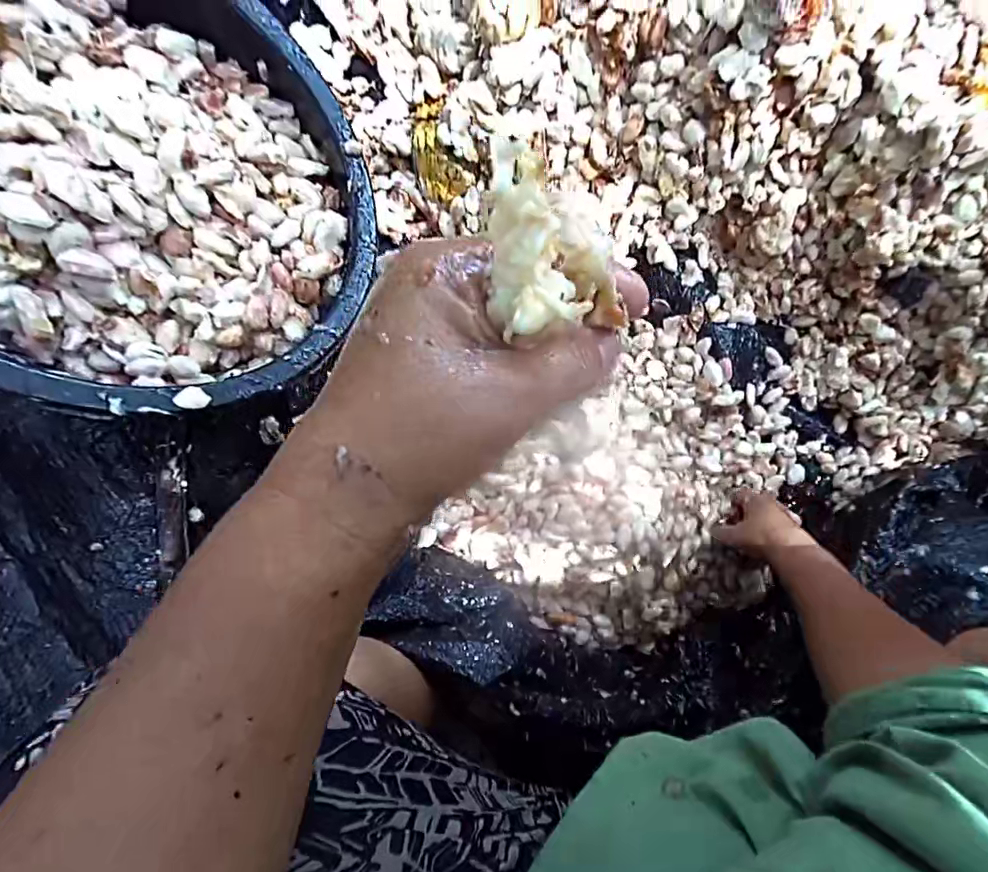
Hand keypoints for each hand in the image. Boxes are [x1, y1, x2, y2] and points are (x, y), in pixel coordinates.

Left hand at [269, 239, 647, 542]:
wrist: (349, 500)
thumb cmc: (423, 437)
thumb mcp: (510, 396)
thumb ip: (571, 363)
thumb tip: (613, 340)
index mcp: (442, 271)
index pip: (534, 256)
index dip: (592, 278)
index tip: (638, 303)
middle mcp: (430, 289)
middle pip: (522, 291)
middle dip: (570, 320)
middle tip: (611, 350)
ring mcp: (425, 330)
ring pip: (507, 330)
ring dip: (547, 353)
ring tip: (584, 378)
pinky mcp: (425, 369)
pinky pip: (487, 358)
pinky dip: (519, 374)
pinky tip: (542, 398)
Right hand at [713, 490, 817, 561]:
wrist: (790, 549)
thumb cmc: (759, 537)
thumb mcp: (733, 536)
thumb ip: (720, 532)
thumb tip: (713, 530)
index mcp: (754, 498)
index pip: (738, 494)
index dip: (730, 505)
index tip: (726, 518)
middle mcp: (769, 501)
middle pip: (753, 503)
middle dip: (744, 515)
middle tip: (736, 528)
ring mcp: (783, 511)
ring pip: (765, 513)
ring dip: (757, 522)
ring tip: (750, 537)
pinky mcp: (793, 524)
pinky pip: (775, 524)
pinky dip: (769, 530)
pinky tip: (765, 543)